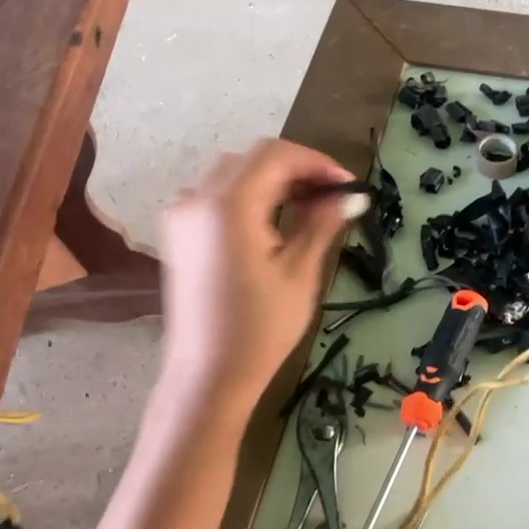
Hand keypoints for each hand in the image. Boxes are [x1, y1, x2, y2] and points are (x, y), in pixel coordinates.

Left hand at [158, 139, 365, 398]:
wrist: (209, 373)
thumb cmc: (261, 328)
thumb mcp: (300, 273)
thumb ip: (322, 223)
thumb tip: (350, 196)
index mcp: (228, 204)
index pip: (276, 155)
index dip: (317, 162)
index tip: (348, 185)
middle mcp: (197, 198)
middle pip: (252, 159)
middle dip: (296, 169)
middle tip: (333, 197)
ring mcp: (182, 215)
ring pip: (233, 175)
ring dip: (273, 181)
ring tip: (309, 208)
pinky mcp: (179, 234)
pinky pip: (216, 197)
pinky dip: (248, 197)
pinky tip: (274, 222)